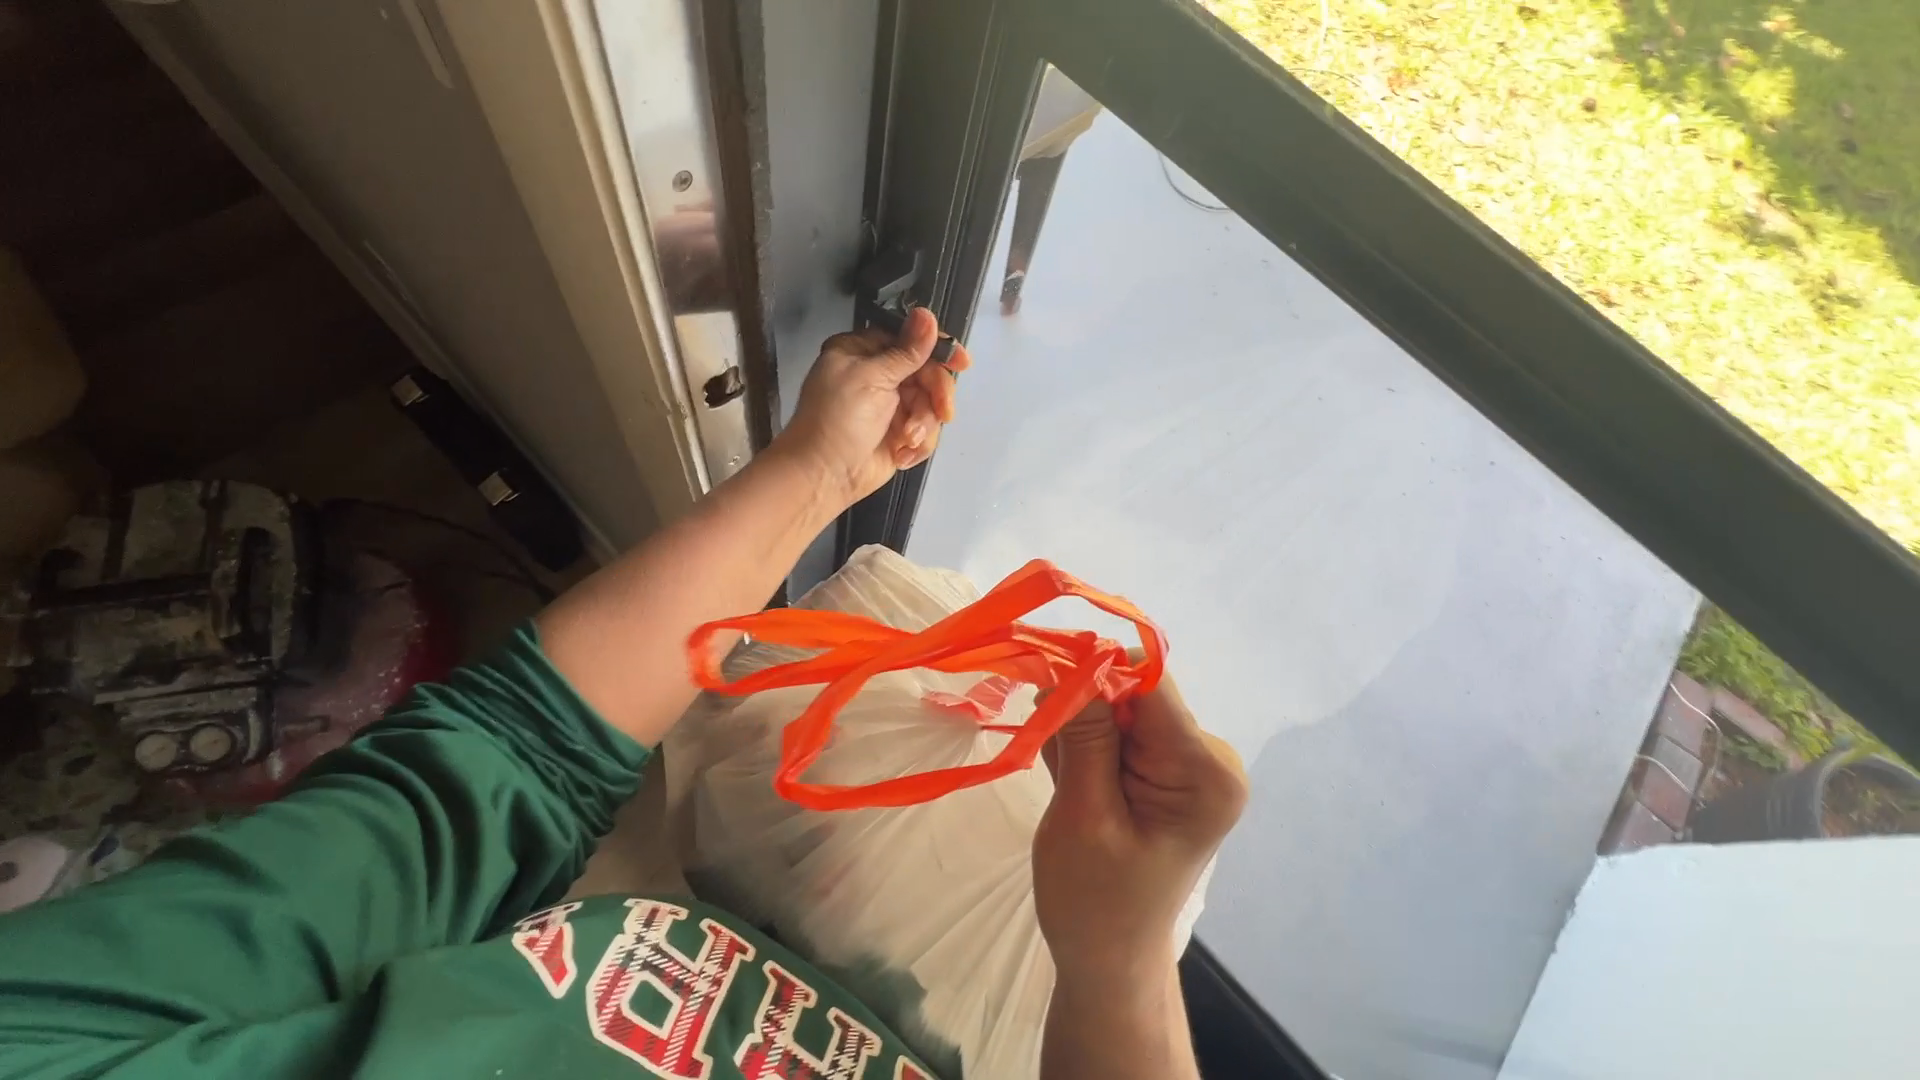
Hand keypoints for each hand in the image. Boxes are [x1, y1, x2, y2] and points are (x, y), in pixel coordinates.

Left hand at [774, 307, 971, 505]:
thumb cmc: (835, 421)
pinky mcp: (898, 435)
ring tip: (906, 440)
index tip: (961, 362)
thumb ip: (906, 352)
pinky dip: (919, 444)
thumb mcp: (871, 378)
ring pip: (930, 405)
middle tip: (942, 412)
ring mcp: (889, 407)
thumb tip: (927, 316)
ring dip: (923, 424)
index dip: (938, 350)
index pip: (910, 341)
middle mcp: (877, 376)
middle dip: (935, 395)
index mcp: (863, 352)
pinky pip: (926, 432)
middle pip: (927, 374)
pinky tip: (902, 454)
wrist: (824, 476)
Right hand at [1032, 672, 1247, 981]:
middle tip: (1045, 743)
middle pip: (1134, 692)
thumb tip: (1072, 659)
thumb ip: (1084, 736)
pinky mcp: (1163, 766)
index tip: (1044, 682)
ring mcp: (1187, 761)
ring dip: (1078, 729)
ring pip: (1119, 707)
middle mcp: (1208, 757)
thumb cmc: (1093, 900)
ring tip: (1062, 780)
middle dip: (1082, 706)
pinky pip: (1117, 728)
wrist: (1108, 956)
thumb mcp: (1083, 816)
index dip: (1094, 674)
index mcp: (1205, 773)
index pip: (1150, 686)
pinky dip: (1084, 743)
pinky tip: (1070, 779)